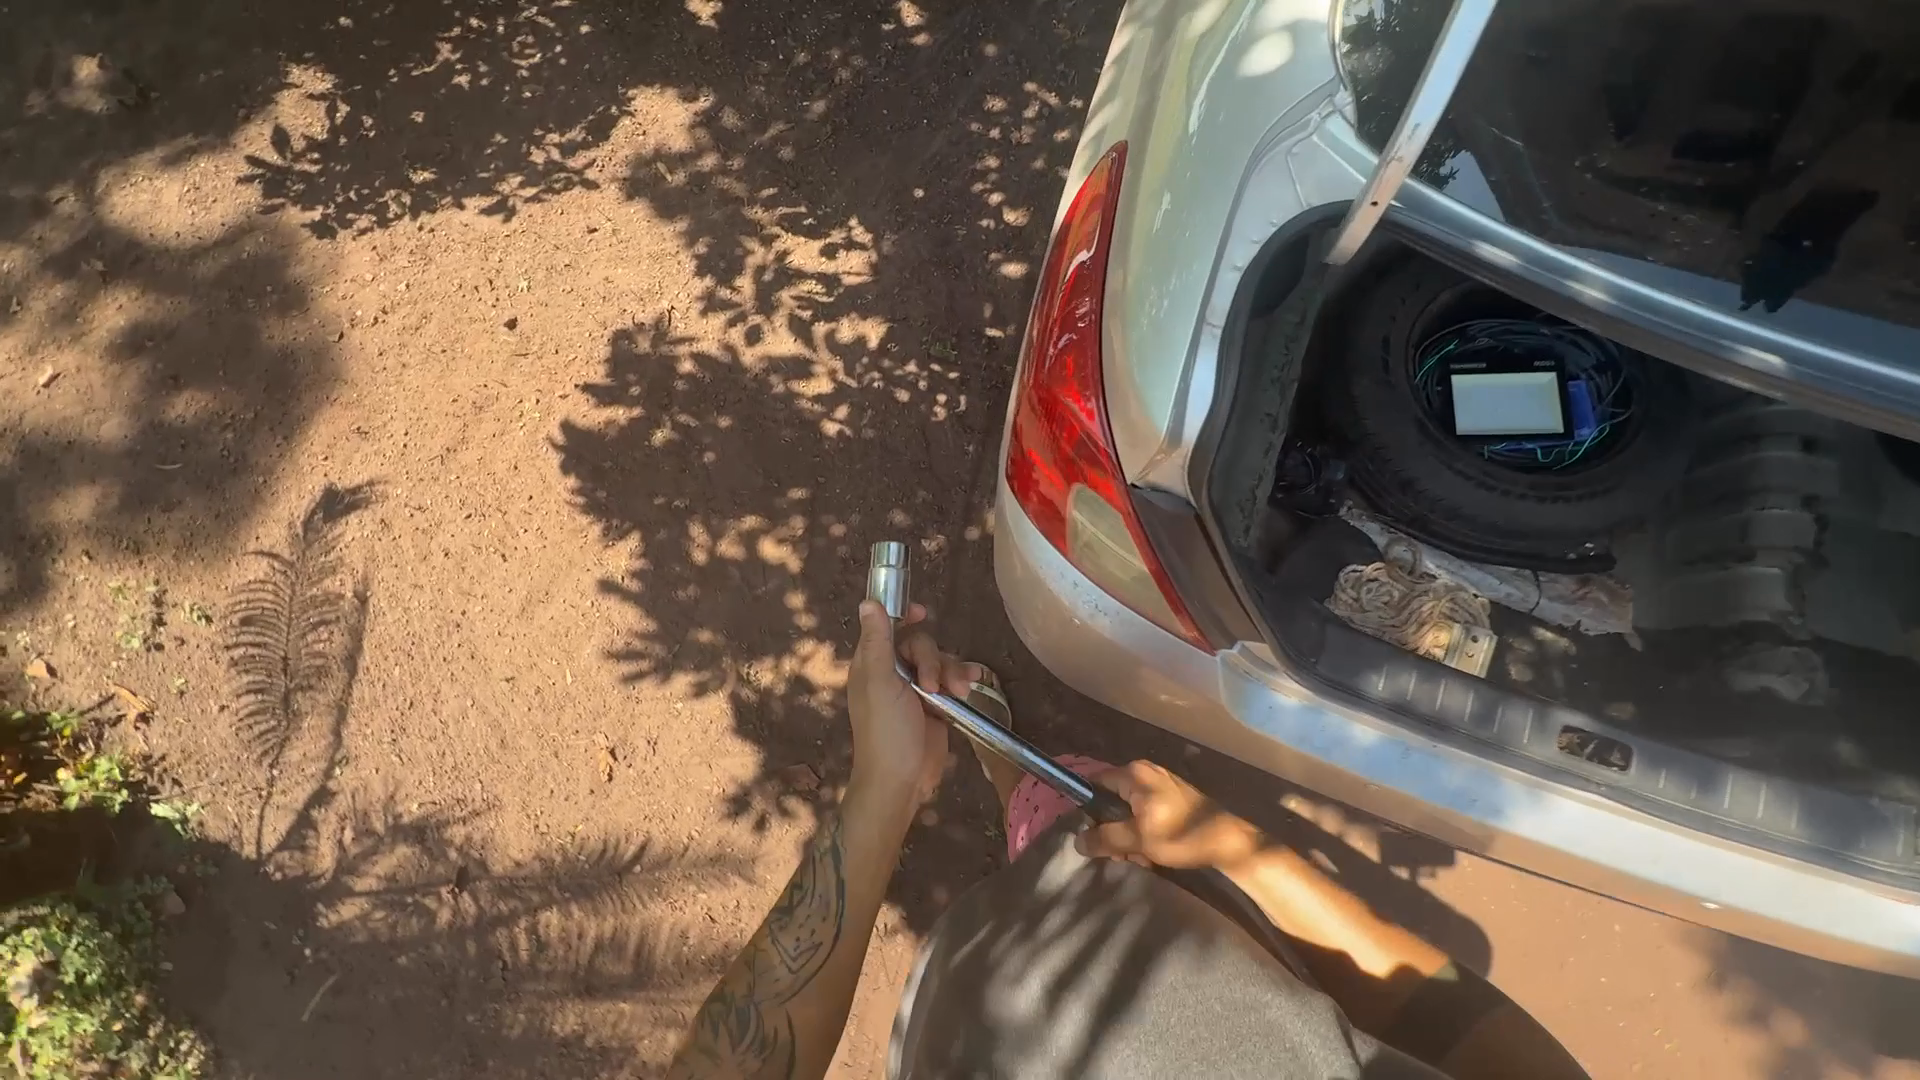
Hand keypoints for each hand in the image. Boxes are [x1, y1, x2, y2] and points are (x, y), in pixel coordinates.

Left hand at [848, 600, 979, 809]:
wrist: (902, 780)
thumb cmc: (885, 732)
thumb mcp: (880, 683)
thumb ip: (878, 642)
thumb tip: (867, 602)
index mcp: (872, 665)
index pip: (886, 628)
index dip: (902, 616)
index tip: (922, 613)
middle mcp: (892, 673)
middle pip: (919, 645)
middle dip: (932, 659)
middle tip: (932, 685)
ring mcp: (914, 690)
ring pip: (939, 661)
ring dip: (950, 672)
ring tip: (957, 693)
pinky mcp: (935, 705)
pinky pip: (951, 679)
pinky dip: (962, 678)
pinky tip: (971, 684)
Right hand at [1076, 760, 1260, 870]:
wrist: (1229, 842)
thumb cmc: (1180, 835)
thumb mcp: (1137, 840)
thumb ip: (1104, 838)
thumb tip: (1077, 841)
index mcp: (1133, 774)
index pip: (1094, 784)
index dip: (1090, 811)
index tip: (1095, 836)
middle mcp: (1145, 771)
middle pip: (1112, 799)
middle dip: (1114, 830)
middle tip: (1123, 855)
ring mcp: (1161, 783)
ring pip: (1130, 810)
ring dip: (1130, 836)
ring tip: (1142, 857)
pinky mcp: (1173, 797)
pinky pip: (1146, 812)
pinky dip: (1145, 831)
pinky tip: (1155, 853)